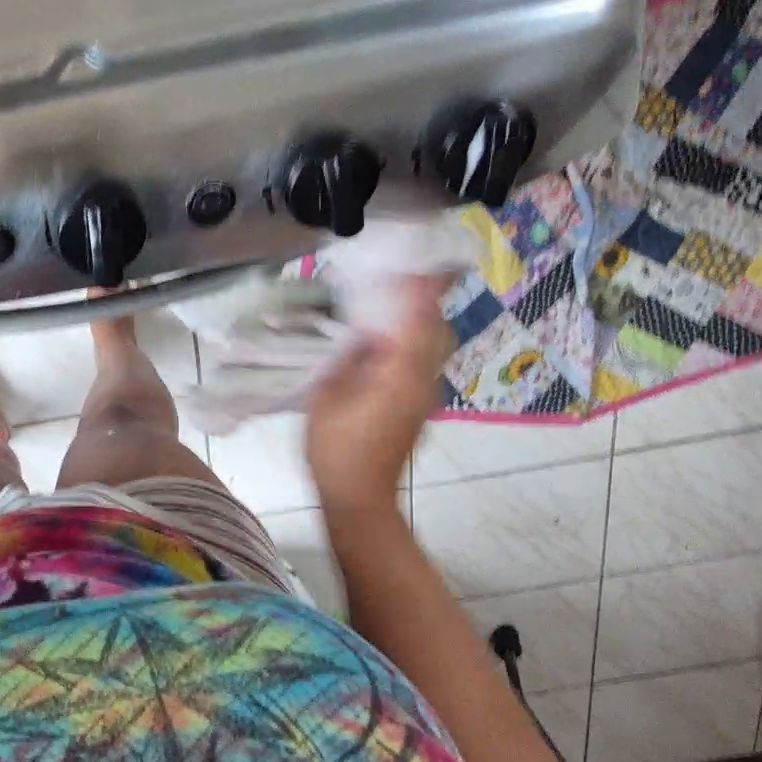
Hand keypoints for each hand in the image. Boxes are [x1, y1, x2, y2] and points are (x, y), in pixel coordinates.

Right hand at [305, 276, 453, 514]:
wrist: (359, 499)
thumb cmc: (335, 449)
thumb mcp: (325, 397)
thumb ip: (345, 359)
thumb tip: (361, 336)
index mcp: (400, 373)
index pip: (421, 318)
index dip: (422, 288)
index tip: (419, 263)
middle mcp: (423, 381)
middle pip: (436, 330)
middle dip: (422, 304)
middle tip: (397, 287)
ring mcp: (425, 398)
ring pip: (431, 350)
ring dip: (415, 328)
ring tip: (384, 316)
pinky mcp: (418, 411)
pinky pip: (420, 368)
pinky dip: (408, 350)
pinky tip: (379, 353)